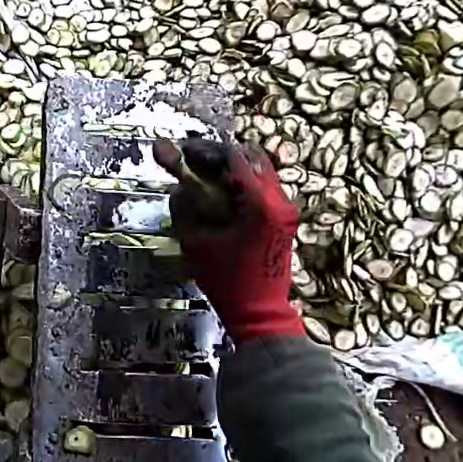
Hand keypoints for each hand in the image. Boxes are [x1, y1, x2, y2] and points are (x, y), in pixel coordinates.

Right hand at [151, 137, 304, 342]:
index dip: (204, 150)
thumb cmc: (225, 280)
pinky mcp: (284, 218)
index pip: (233, 157)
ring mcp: (286, 209)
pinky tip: (218, 194)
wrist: (259, 311)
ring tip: (202, 175)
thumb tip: (176, 183)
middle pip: (251, 157)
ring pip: (259, 170)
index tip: (182, 150)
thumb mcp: (195, 241)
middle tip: (192, 160)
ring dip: (231, 169)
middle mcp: (279, 200)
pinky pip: (263, 187)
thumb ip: (185, 207)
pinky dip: (240, 183)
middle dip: (218, 156)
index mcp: (259, 203)